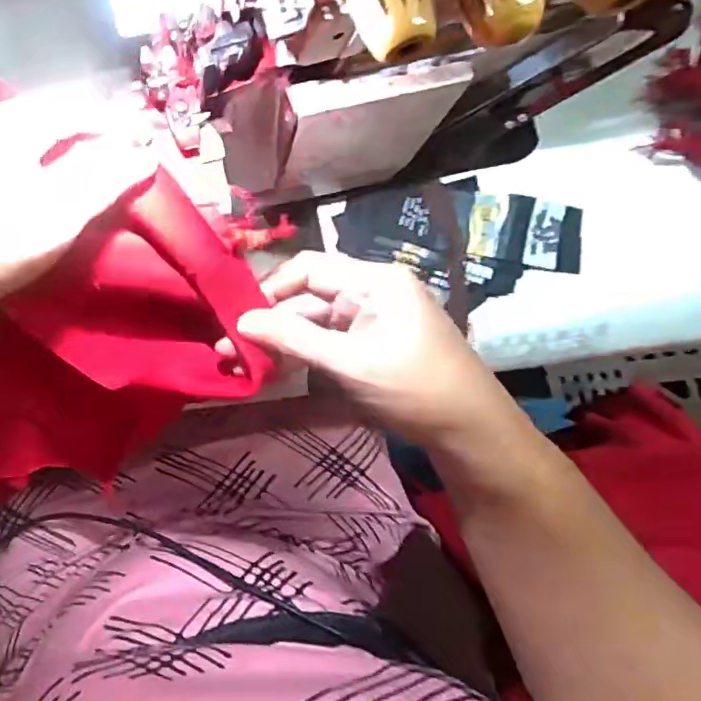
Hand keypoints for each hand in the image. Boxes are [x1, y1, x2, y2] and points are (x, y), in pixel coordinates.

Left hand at [0, 91, 157, 343]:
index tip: (148, 134)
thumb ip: (106, 178)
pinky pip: (12, 134)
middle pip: (51, 106)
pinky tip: (57, 158)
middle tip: (131, 139)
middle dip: (94, 121)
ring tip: (102, 149)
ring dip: (69, 131)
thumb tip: (144, 152)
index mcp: (3, 122)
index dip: (117, 119)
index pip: (75, 105)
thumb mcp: (60, 214)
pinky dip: (42, 142)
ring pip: (31, 119)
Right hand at [222, 252, 521, 449]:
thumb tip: (240, 320)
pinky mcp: (366, 344)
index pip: (308, 268)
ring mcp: (369, 319)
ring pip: (310, 321)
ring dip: (278, 340)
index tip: (239, 317)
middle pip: (305, 296)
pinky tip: (271, 369)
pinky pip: (323, 340)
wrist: (471, 433)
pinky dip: (298, 353)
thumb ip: (293, 337)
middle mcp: (370, 292)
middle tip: (230, 347)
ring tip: (240, 361)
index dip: (270, 289)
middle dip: (268, 321)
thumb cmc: (414, 388)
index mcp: (374, 281)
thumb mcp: (349, 362)